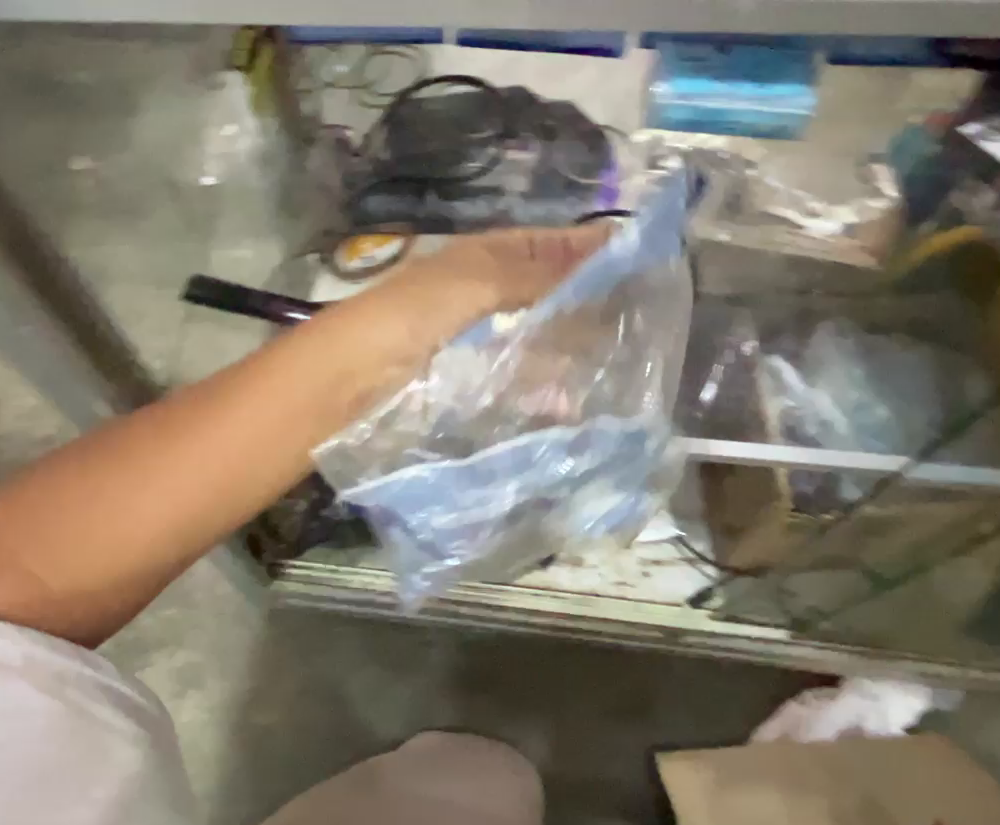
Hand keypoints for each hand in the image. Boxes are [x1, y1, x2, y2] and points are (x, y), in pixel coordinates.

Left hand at [326, 223, 616, 401]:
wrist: (350, 377)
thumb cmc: (411, 316)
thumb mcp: (478, 281)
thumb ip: (538, 272)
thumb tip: (607, 253)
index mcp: (486, 255)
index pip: (553, 245)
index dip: (595, 250)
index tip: (649, 266)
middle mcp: (485, 292)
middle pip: (549, 292)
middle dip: (590, 304)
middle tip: (642, 325)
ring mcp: (478, 339)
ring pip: (537, 338)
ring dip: (572, 350)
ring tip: (619, 367)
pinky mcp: (469, 382)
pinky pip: (517, 378)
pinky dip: (544, 387)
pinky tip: (570, 404)